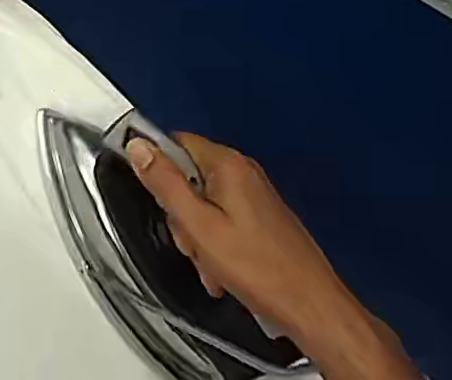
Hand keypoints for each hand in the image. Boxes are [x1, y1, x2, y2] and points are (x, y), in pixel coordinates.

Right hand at [127, 134, 416, 379]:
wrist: (314, 309)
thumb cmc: (260, 269)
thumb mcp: (198, 225)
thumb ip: (164, 183)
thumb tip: (137, 146)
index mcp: (227, 163)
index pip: (174, 142)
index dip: (159, 168)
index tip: (159, 199)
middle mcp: (243, 170)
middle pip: (189, 175)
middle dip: (182, 211)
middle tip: (192, 241)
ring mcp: (255, 193)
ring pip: (205, 201)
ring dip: (199, 232)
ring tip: (211, 262)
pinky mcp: (262, 215)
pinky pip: (224, 216)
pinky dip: (217, 240)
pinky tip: (225, 269)